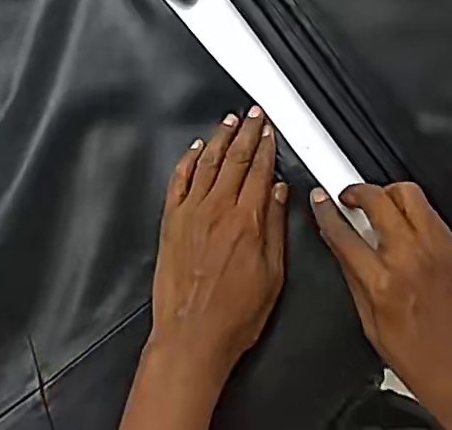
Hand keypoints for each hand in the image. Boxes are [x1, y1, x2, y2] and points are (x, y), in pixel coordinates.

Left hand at [120, 108, 287, 429]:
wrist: (191, 337)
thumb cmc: (233, 315)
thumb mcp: (272, 276)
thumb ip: (276, 227)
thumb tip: (279, 193)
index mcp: (247, 221)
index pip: (259, 170)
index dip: (266, 146)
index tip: (269, 131)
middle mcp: (218, 209)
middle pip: (235, 158)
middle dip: (247, 132)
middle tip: (253, 114)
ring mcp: (192, 211)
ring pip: (208, 161)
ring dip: (221, 137)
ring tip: (229, 121)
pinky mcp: (172, 219)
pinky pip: (180, 179)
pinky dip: (189, 159)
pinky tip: (196, 147)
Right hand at [312, 183, 451, 429]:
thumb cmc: (430, 366)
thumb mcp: (374, 328)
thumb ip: (353, 280)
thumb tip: (338, 247)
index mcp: (384, 284)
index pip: (343, 232)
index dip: (325, 210)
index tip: (320, 200)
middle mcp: (411, 257)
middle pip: (374, 198)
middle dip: (353, 191)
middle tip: (347, 197)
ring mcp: (437, 248)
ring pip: (406, 192)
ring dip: (385, 192)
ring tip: (378, 204)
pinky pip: (429, 210)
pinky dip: (411, 208)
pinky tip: (405, 222)